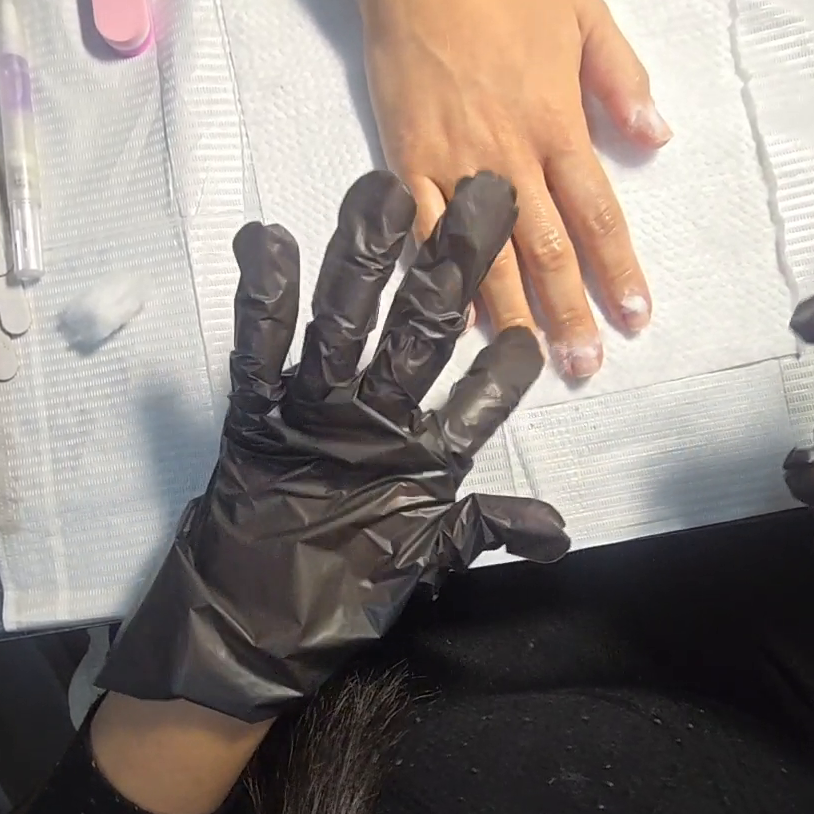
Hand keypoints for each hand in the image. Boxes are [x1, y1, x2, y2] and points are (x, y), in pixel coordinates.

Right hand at [99, 171, 569, 721]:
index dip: (505, 367)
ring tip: (385, 193)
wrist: (256, 620)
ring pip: (344, 325)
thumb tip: (557, 533)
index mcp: (425, 452)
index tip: (532, 329)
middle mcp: (377, 414)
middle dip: (451, 268)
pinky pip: (258, 353)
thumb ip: (483, 531)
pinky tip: (267, 241)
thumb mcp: (423, 560)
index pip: (478, 399)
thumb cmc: (343, 590)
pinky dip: (262, 302)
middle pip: (418, 331)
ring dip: (363, 264)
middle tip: (487, 195)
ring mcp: (318, 408)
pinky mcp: (258, 415)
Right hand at [339, 0, 667, 377]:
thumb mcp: (585, 17)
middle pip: (547, 252)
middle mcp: (510, 158)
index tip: (634, 317)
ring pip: (489, 256)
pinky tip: (462, 319)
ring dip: (513, 313)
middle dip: (569, 313)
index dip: (618, 271)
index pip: (598, 216)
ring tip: (531, 360)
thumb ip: (624, 80)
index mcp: (557, 126)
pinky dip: (445, 277)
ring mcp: (456, 167)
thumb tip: (656, 137)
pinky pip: (428, 233)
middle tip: (585, 364)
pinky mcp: (410, 167)